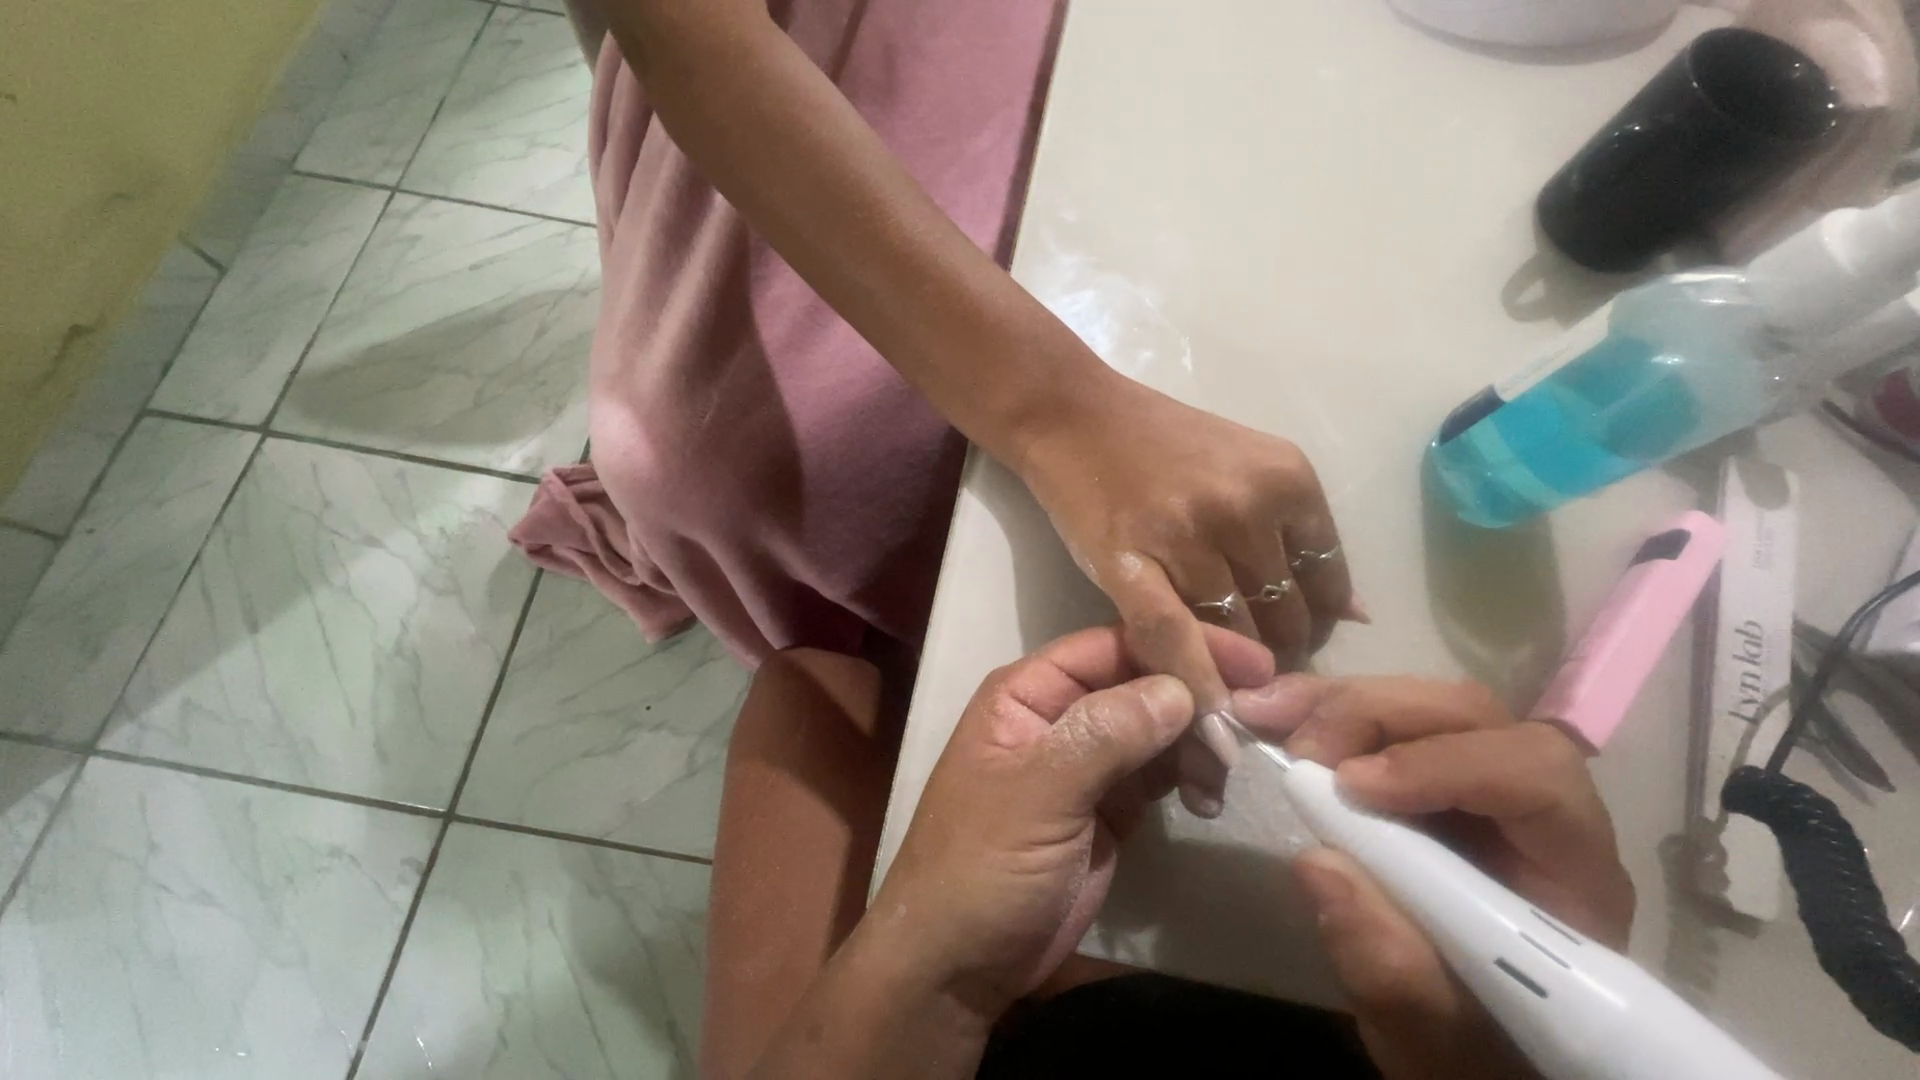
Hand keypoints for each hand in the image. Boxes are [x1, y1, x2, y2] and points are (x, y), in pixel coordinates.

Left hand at [867, 624, 1274, 1020]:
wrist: (961, 964)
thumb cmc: (981, 868)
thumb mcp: (1036, 796)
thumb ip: (1104, 737)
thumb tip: (1179, 688)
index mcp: (1029, 694)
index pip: (1110, 646)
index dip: (1176, 643)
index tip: (1246, 659)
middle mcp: (1061, 715)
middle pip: (1142, 681)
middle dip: (1199, 692)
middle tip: (1262, 709)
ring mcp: (1089, 762)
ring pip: (1159, 727)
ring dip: (1201, 738)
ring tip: (1231, 766)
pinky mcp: (1111, 806)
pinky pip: (1162, 772)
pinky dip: (1192, 777)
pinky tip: (1209, 799)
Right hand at [1013, 376, 1357, 817]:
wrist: (1075, 417)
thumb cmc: (1162, 443)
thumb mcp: (1249, 466)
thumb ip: (1299, 536)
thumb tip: (1353, 613)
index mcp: (1288, 480)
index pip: (1330, 585)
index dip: (1313, 630)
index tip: (1288, 649)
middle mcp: (1248, 507)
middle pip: (1287, 621)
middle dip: (1274, 658)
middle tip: (1247, 671)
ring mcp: (1188, 538)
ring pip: (1237, 640)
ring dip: (1235, 674)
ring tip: (1221, 683)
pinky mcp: (1131, 567)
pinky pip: (1175, 642)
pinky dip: (1195, 687)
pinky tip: (1210, 718)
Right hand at [1233, 675, 1634, 1079]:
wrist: (1466, 1044)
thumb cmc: (1472, 1049)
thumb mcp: (1436, 1041)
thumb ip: (1393, 971)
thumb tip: (1317, 864)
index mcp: (1568, 872)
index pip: (1533, 776)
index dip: (1444, 763)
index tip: (1352, 787)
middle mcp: (1528, 808)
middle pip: (1468, 716)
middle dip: (1374, 716)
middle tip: (1297, 750)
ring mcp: (1472, 782)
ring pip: (1417, 706)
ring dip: (1335, 702)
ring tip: (1263, 713)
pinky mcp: (1419, 776)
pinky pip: (1375, 721)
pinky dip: (1317, 710)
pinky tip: (1270, 714)